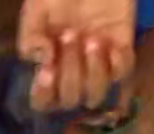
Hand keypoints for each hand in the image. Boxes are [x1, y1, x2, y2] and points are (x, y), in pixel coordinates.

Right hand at [19, 0, 135, 110]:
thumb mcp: (34, 10)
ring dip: (93, 73)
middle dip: (70, 72)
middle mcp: (72, 73)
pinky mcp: (121, 46)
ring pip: (95, 95)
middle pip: (70, 100)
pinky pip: (122, 72)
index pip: (42, 102)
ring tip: (92, 39)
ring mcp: (97, 63)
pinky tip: (109, 43)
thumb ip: (30, 39)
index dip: (44, 95)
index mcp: (48, 68)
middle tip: (70, 34)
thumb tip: (44, 59)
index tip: (47, 70)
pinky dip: (117, 63)